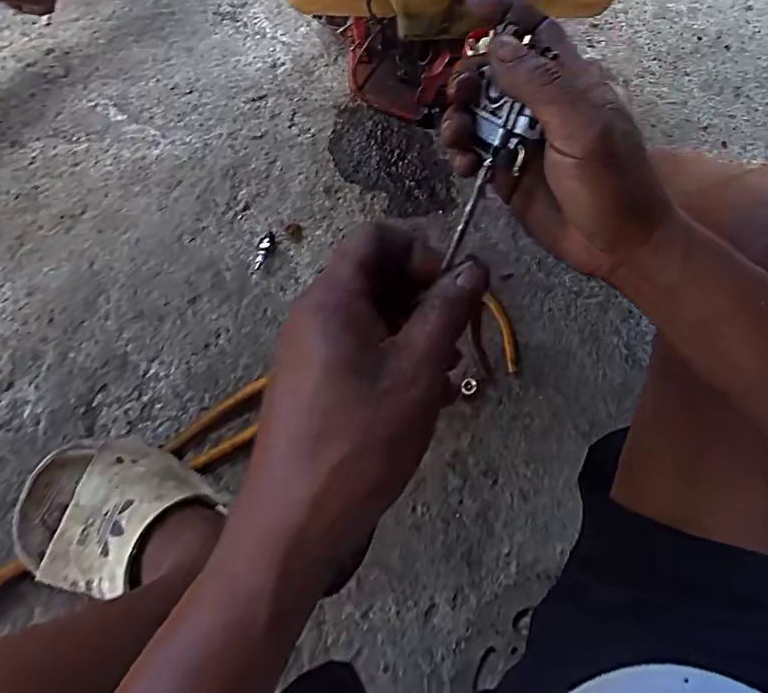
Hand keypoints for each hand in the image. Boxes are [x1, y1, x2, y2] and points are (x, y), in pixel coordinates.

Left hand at [240, 224, 487, 567]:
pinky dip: (401, 357)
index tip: (449, 287)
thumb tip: (474, 268)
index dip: (420, 250)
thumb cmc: (357, 442)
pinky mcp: (319, 383)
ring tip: (451, 366)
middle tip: (461, 328)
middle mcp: (318, 315)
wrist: (292, 531)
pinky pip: (366, 349)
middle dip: (427, 294)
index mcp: (333, 299)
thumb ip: (446, 311)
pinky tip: (431, 393)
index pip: (376, 238)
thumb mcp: (415, 371)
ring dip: (419, 329)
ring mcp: (315, 351)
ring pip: (377, 315)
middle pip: (379, 275)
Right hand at [439, 0, 677, 282]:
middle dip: (469, 78)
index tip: (470, 5)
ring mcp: (523, 136)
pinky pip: (474, 148)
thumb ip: (541, 86)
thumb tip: (500, 45)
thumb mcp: (582, 129)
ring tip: (457, 137)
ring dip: (458, 117)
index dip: (506, 14)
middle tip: (459, 96)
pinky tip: (465, 165)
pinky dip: (462, 152)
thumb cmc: (613, 183)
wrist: (619, 247)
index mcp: (571, 82)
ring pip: (478, 110)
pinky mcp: (507, 168)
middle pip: (494, 71)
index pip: (537, 32)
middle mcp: (544, 103)